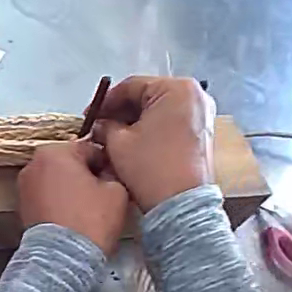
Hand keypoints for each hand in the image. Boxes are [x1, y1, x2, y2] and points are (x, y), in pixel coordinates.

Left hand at [18, 140, 130, 253]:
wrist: (63, 260)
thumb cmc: (90, 222)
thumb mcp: (117, 191)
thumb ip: (114, 172)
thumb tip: (108, 172)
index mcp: (56, 151)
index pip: (91, 150)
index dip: (107, 165)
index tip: (116, 180)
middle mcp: (34, 164)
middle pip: (70, 163)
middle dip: (86, 176)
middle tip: (103, 195)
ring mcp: (24, 186)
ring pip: (57, 181)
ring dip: (72, 189)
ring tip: (88, 208)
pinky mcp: (23, 207)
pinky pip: (47, 197)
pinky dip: (59, 203)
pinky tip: (73, 217)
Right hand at [90, 75, 214, 209]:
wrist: (181, 205)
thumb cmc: (150, 168)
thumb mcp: (118, 143)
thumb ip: (105, 126)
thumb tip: (100, 124)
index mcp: (176, 88)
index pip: (132, 86)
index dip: (106, 101)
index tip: (89, 115)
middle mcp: (195, 95)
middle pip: (148, 97)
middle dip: (121, 112)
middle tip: (99, 127)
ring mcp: (202, 115)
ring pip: (160, 112)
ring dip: (135, 123)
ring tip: (113, 138)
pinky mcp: (203, 135)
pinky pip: (171, 124)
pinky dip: (152, 131)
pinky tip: (133, 144)